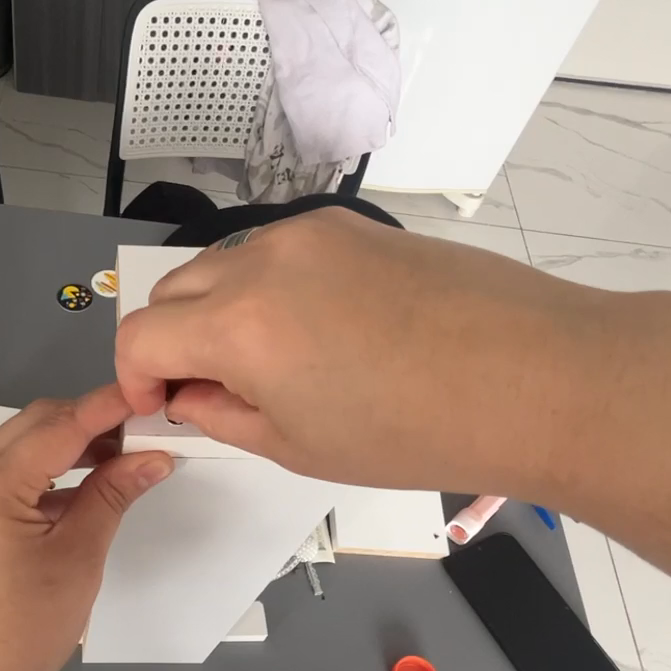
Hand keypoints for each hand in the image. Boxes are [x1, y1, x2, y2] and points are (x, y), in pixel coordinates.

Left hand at [0, 386, 173, 670]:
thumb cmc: (22, 635)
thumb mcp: (78, 560)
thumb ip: (112, 496)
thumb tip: (152, 458)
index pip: (57, 426)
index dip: (106, 407)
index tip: (148, 397)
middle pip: (33, 425)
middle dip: (88, 422)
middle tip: (140, 433)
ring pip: (19, 446)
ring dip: (67, 445)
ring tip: (119, 458)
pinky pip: (5, 474)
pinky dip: (44, 472)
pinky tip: (81, 486)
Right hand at [114, 206, 615, 492]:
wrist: (537, 377)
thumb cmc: (412, 433)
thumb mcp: (296, 445)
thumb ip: (219, 416)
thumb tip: (186, 396)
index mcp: (238, 324)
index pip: (139, 336)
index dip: (133, 378)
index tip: (158, 406)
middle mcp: (259, 261)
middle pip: (169, 291)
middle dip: (168, 343)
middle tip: (206, 388)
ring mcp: (306, 234)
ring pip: (218, 266)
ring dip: (211, 313)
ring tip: (263, 360)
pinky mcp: (348, 225)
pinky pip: (271, 254)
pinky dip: (260, 290)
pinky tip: (312, 328)